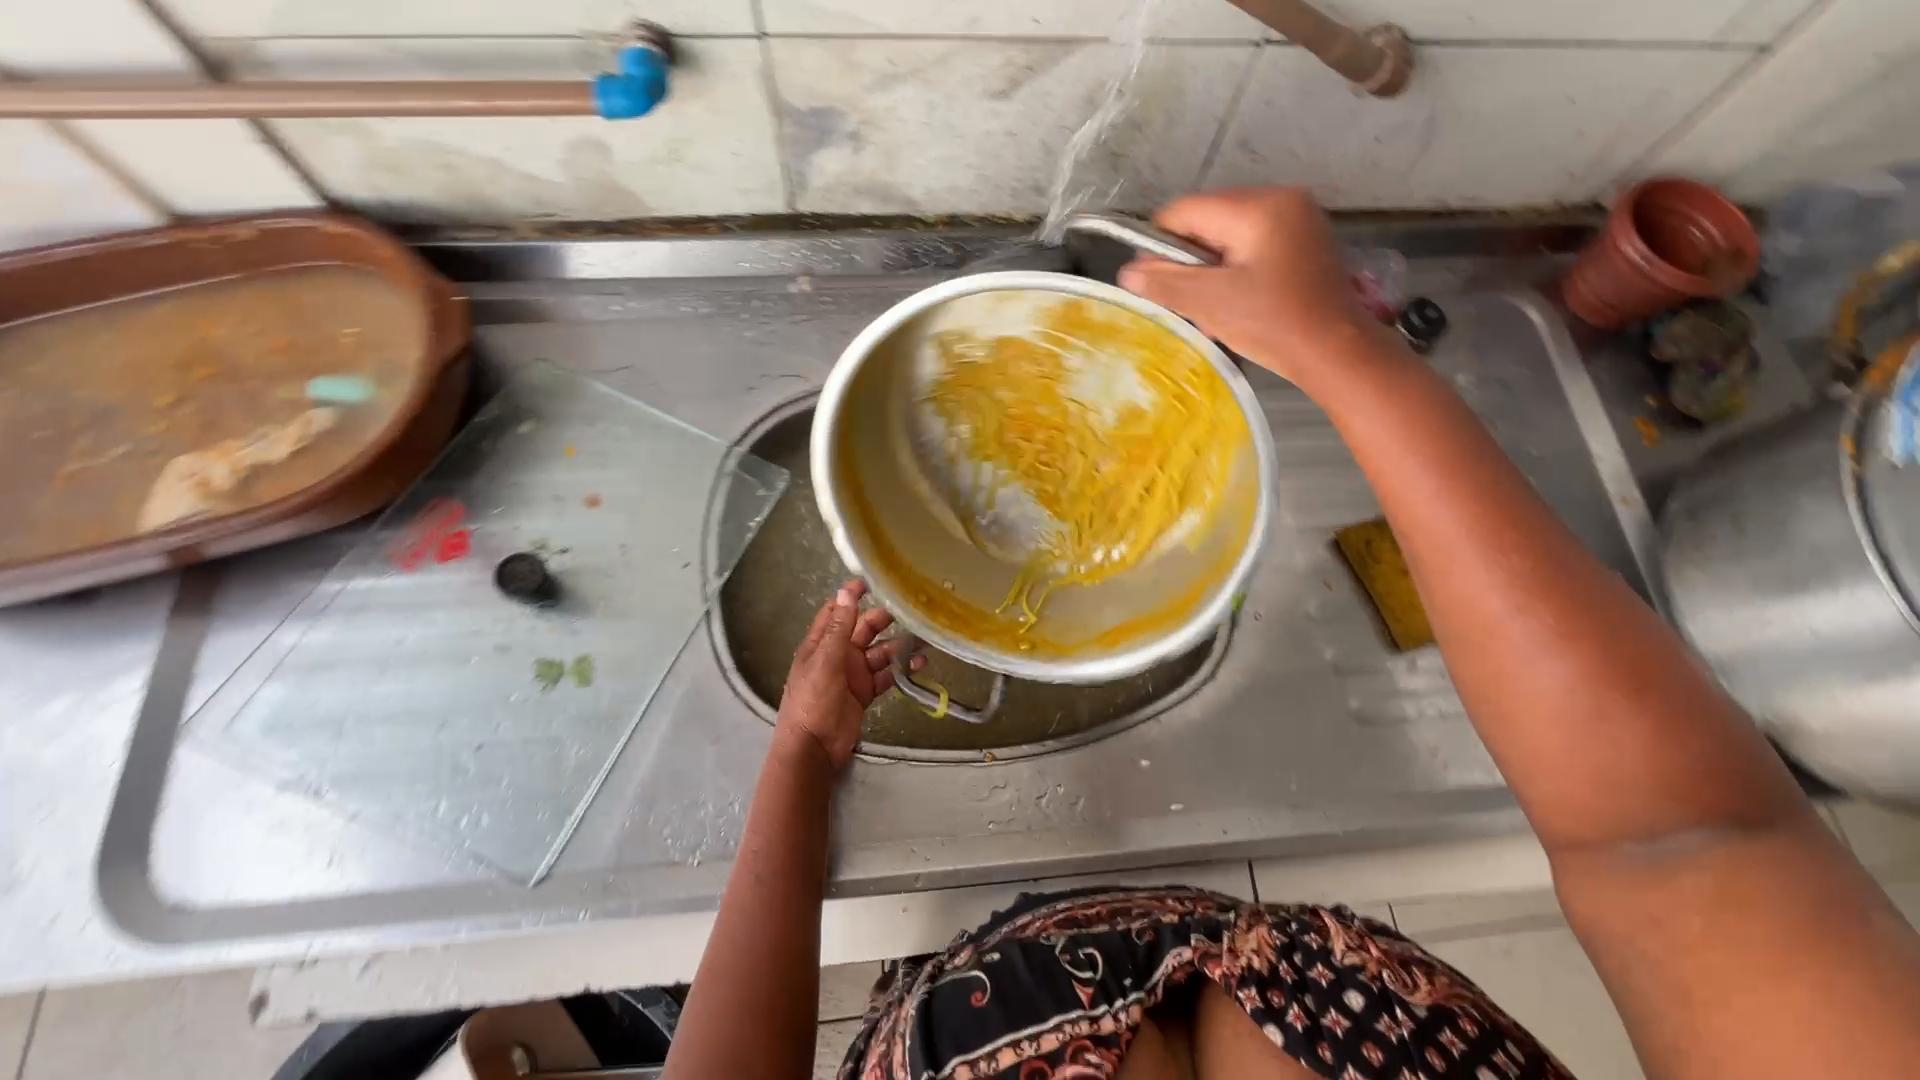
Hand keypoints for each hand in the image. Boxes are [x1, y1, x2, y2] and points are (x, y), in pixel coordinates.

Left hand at [775, 579, 922, 769]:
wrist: (813, 747)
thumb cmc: (812, 700)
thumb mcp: (825, 661)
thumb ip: (838, 628)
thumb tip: (846, 593)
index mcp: (821, 643)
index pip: (835, 611)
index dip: (850, 596)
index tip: (871, 580)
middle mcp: (838, 654)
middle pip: (862, 629)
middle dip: (883, 619)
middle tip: (908, 610)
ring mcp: (853, 674)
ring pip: (879, 652)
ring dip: (898, 646)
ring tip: (922, 640)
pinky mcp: (865, 692)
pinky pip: (886, 676)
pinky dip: (901, 670)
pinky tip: (918, 665)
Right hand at [1118, 187, 1387, 386]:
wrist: (1336, 353)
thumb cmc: (1274, 324)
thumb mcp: (1211, 303)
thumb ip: (1166, 282)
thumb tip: (1126, 271)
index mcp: (1258, 206)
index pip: (1186, 210)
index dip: (1160, 244)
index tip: (1154, 282)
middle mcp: (1281, 199)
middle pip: (1208, 219)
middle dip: (1190, 258)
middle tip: (1188, 300)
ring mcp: (1298, 219)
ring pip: (1229, 235)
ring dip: (1211, 268)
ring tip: (1212, 305)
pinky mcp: (1305, 242)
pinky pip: (1253, 245)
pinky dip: (1236, 270)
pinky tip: (1237, 301)